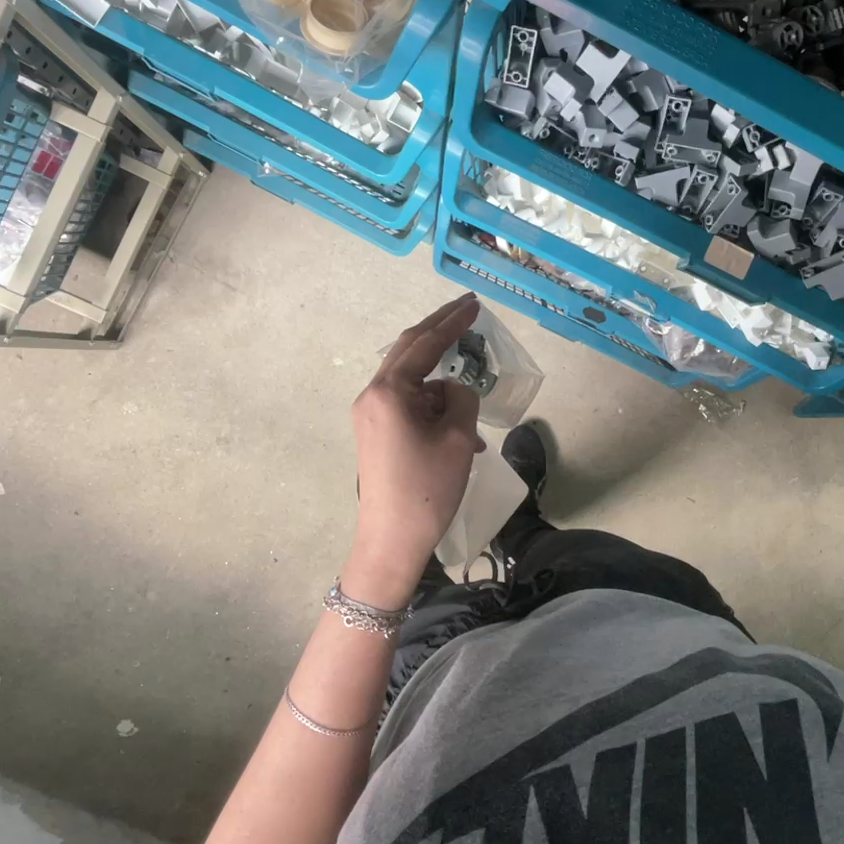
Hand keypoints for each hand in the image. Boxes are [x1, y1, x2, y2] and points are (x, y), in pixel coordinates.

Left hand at [347, 294, 485, 596]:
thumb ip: (462, 397)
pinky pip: (408, 405)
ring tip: (473, 421)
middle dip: (440, 332)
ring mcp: (369, 414)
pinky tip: (461, 436)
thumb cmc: (427, 489)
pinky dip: (435, 410)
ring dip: (445, 389)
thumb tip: (453, 389)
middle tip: (468, 311)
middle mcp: (372, 395)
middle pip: (409, 350)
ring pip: (413, 382)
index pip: (425, 343)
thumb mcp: (458, 437)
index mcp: (390, 391)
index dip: (452, 322)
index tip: (474, 304)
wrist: (392, 540)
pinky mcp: (374, 432)